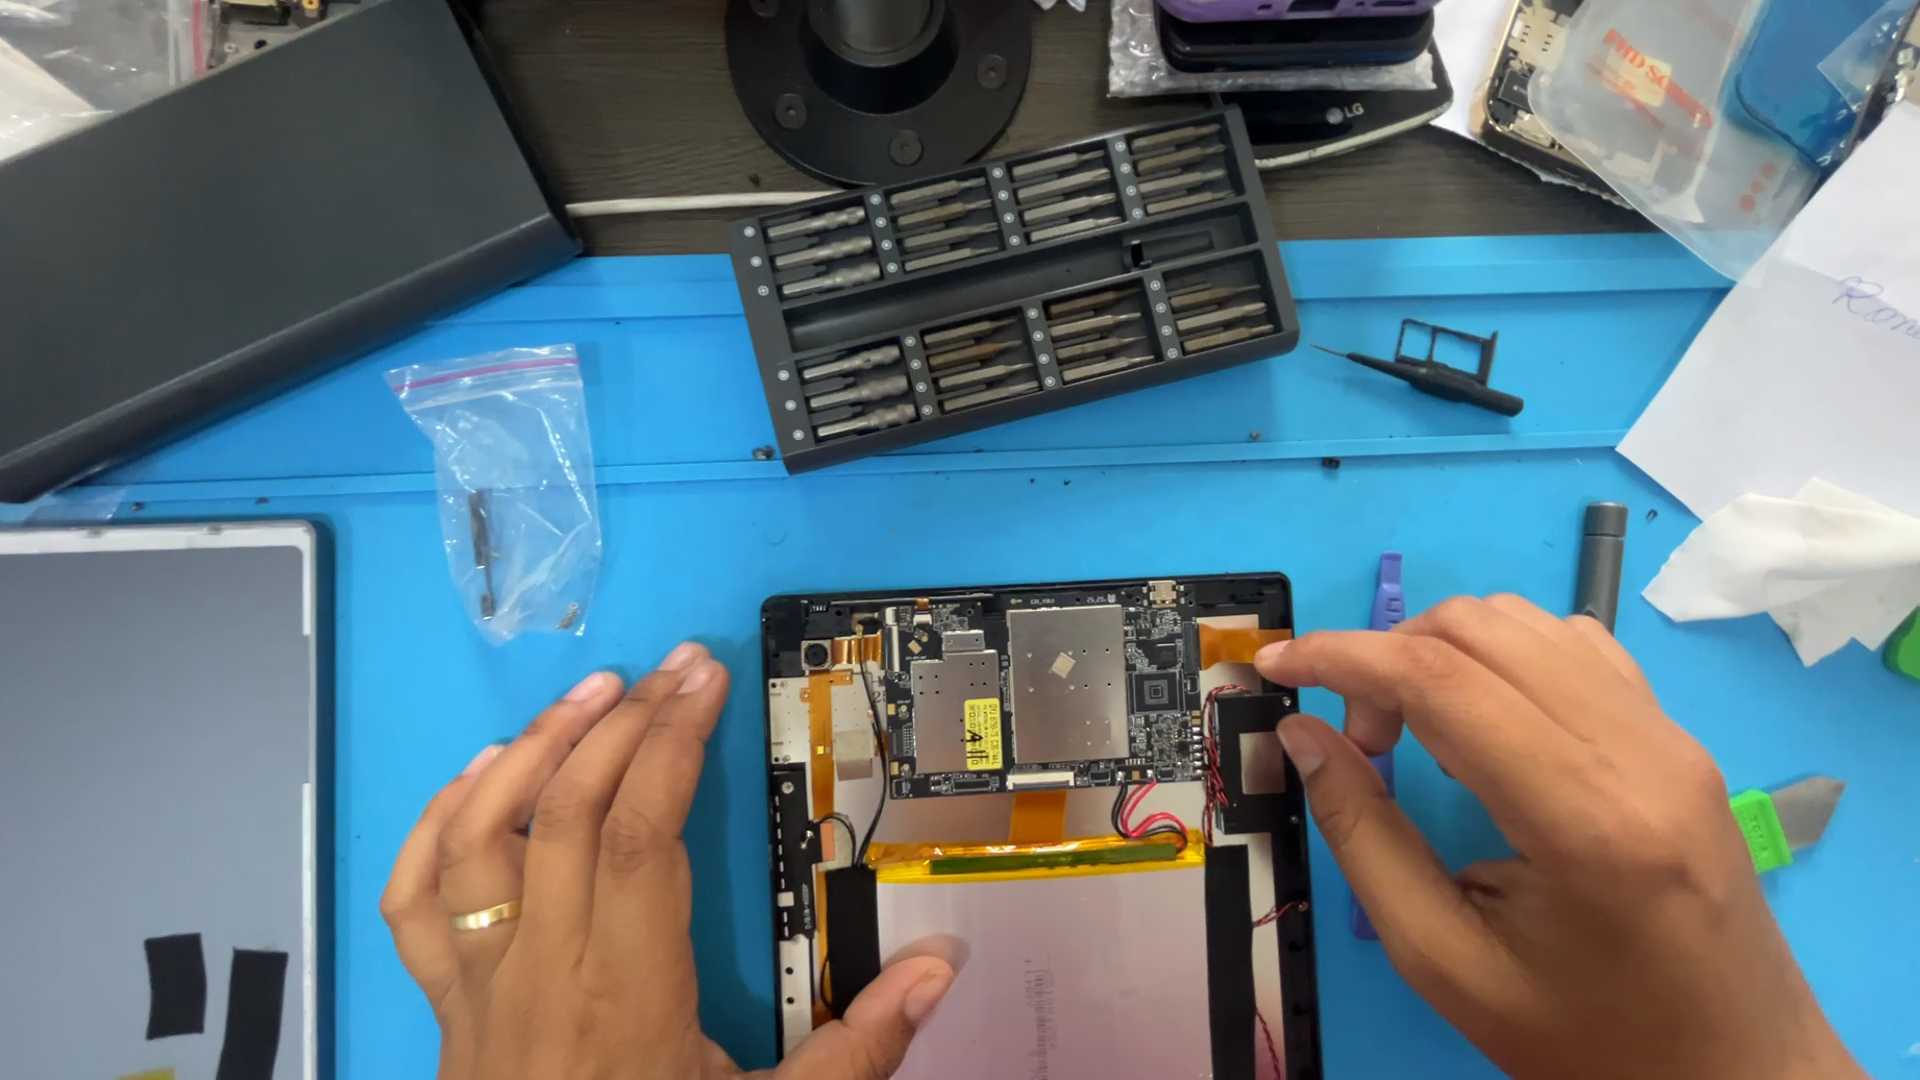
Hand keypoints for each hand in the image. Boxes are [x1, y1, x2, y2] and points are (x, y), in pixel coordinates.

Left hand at [381, 644, 952, 1079]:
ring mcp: (479, 985)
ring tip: (596, 687)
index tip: (709, 682)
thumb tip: (943, 962)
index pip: (640, 836)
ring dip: (538, 746)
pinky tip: (486, 767)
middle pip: (569, 812)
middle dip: (629, 721)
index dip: (673, 745)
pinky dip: (443, 819)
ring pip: (482, 837)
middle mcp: (543, 971)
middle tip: (678, 666)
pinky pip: (415, 898)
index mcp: (627, 992)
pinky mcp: (444, 1002)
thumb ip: (865, 1044)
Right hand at [1256, 595, 1862, 1079]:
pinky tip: (1478, 717)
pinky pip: (1559, 640)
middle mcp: (1638, 751)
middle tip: (1362, 741)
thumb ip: (1356, 829)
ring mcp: (1667, 734)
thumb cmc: (1579, 1032)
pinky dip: (1487, 653)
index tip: (1273, 667)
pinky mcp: (1672, 733)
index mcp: (1584, 817)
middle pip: (1469, 630)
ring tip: (1417, 731)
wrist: (1736, 1076)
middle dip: (1379, 660)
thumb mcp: (1436, 953)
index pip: (1437, 679)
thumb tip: (1299, 731)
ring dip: (1429, 652)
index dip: (1337, 655)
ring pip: (1512, 619)